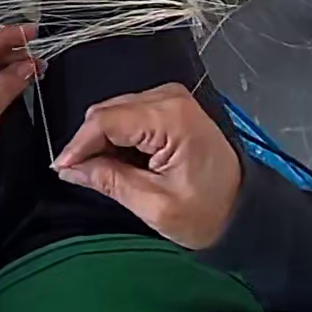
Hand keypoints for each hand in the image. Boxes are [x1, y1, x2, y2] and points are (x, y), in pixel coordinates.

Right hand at [51, 83, 240, 248]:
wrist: (249, 214)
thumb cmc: (209, 214)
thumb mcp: (155, 206)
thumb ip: (109, 180)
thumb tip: (68, 169)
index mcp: (170, 118)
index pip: (106, 120)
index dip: (78, 144)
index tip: (62, 168)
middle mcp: (168, 97)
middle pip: (107, 112)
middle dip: (89, 142)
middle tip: (78, 173)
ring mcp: (169, 97)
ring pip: (113, 111)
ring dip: (101, 139)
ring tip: (100, 169)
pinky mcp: (168, 104)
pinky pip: (126, 113)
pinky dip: (116, 136)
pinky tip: (117, 158)